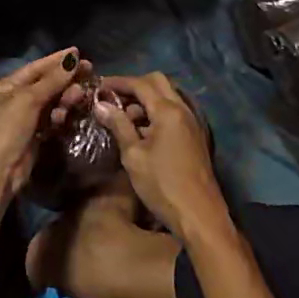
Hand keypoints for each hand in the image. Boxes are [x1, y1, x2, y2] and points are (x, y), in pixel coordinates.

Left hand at [0, 49, 90, 202]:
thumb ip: (53, 79)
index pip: (36, 67)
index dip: (57, 60)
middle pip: (46, 84)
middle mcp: (14, 99)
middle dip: (66, 79)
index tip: (77, 52)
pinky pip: (51, 119)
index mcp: (6, 86)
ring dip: (65, 98)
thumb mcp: (29, 99)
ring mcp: (24, 119)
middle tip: (88, 71)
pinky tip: (66, 114)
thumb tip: (73, 57)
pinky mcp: (34, 136)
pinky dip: (60, 115)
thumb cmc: (7, 127)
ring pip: (51, 102)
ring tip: (79, 95)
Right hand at [94, 73, 226, 238]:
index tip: (99, 86)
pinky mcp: (194, 134)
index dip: (118, 82)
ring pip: (166, 96)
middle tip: (113, 99)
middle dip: (134, 86)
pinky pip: (173, 111)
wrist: (200, 215)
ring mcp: (191, 121)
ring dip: (145, 100)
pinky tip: (141, 130)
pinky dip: (156, 112)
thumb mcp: (134, 156)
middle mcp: (183, 108)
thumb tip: (101, 105)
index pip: (141, 84)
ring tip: (123, 117)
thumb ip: (119, 126)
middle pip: (157, 82)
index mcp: (168, 110)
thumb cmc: (163, 185)